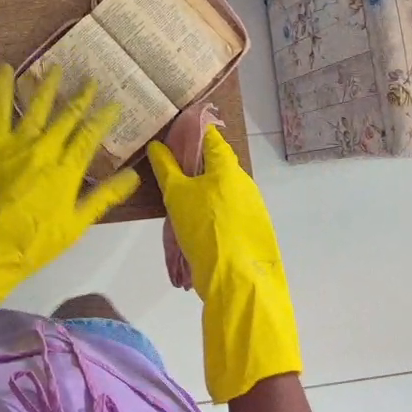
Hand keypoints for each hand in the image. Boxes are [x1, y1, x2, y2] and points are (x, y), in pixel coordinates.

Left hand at [0, 66, 140, 354]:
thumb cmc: (38, 241)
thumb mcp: (78, 223)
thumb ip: (104, 196)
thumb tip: (134, 176)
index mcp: (67, 170)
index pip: (90, 137)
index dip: (103, 119)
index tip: (115, 104)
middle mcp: (46, 150)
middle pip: (67, 119)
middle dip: (82, 98)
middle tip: (92, 79)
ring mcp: (19, 146)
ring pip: (37, 109)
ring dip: (48, 87)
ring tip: (57, 67)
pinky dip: (1, 90)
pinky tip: (4, 69)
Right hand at [147, 127, 301, 401]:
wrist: (236, 279)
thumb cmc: (204, 228)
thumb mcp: (176, 195)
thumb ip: (165, 167)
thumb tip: (157, 145)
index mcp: (228, 168)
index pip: (211, 137)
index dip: (193, 132)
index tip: (174, 134)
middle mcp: (245, 182)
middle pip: (218, 166)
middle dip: (196, 167)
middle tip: (172, 173)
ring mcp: (253, 207)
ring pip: (224, 191)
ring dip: (205, 194)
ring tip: (182, 205)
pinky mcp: (254, 229)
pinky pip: (230, 212)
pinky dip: (214, 213)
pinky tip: (199, 227)